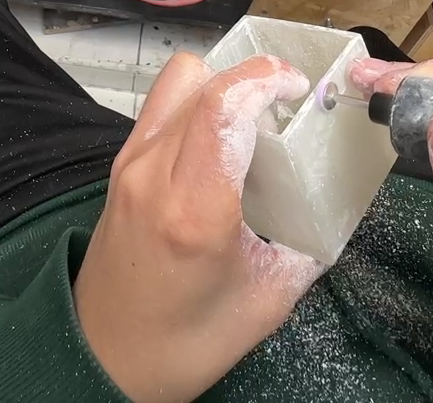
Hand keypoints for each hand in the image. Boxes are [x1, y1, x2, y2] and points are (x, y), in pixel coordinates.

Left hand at [74, 54, 325, 402]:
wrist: (103, 356)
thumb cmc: (184, 340)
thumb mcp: (266, 299)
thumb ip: (304, 241)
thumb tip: (329, 194)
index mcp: (194, 208)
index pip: (224, 105)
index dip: (265, 78)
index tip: (297, 85)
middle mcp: (154, 171)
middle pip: (204, 82)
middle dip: (254, 76)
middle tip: (286, 99)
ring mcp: (131, 160)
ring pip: (179, 80)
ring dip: (222, 82)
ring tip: (253, 113)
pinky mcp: (121, 160)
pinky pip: (163, 102)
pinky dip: (198, 97)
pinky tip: (220, 132)